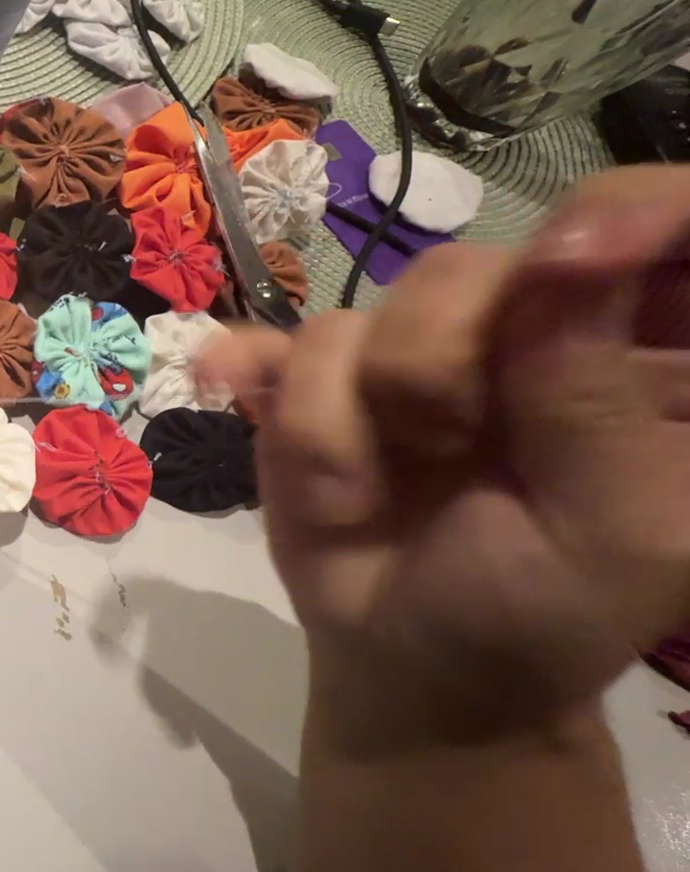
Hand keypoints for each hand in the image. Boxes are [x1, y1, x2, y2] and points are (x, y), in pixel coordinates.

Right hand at [201, 165, 689, 748]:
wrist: (397, 657)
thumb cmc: (531, 611)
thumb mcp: (607, 532)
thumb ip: (592, 401)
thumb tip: (573, 248)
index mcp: (632, 362)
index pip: (659, 228)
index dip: (627, 215)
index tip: (575, 254)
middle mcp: (511, 338)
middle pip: (460, 273)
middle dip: (430, 371)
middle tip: (441, 452)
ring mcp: (394, 361)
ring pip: (347, 319)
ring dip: (332, 419)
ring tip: (354, 491)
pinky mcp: (304, 385)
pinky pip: (261, 342)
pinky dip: (242, 370)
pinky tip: (225, 386)